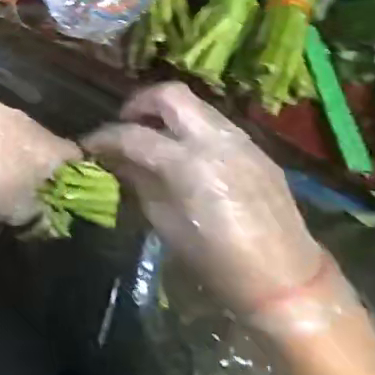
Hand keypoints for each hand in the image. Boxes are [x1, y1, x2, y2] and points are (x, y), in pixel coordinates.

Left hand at [0, 91, 79, 224]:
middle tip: (8, 171)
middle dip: (25, 150)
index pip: (69, 154)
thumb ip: (35, 209)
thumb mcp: (16, 214)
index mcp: (47, 150)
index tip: (55, 178)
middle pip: (34, 134)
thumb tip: (40, 207)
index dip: (64, 166)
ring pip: (2, 119)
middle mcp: (26, 121)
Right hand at [83, 83, 351, 336]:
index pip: (133, 134)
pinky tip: (183, 154)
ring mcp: (240, 141)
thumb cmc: (216, 260)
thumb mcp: (165, 221)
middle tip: (123, 125)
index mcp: (188, 163)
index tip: (88, 146)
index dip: (103, 137)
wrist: (286, 280)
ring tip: (151, 137)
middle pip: (169, 95)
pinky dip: (190, 129)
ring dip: (166, 114)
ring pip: (195, 105)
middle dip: (138, 104)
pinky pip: (214, 124)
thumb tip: (116, 160)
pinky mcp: (256, 150)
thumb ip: (139, 181)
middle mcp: (215, 140)